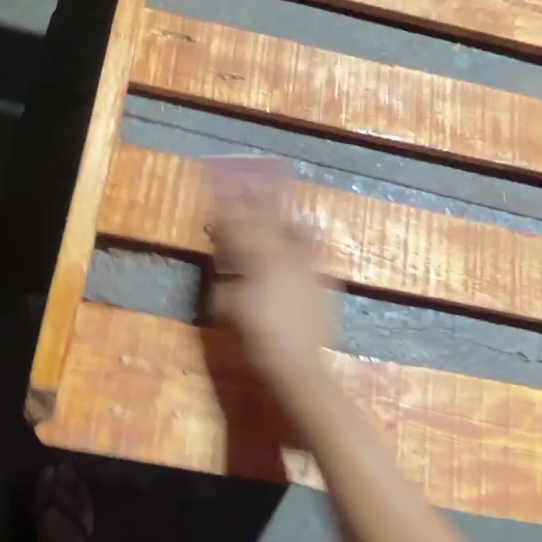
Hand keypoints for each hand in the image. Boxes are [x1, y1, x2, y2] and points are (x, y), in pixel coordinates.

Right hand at [208, 169, 337, 390]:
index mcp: (257, 262)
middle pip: (265, 220)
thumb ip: (225, 279)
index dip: (227, 207)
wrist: (299, 366)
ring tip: (276, 185)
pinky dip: (305, 232)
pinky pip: (313, 247)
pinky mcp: (322, 279)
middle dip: (253, 197)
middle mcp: (283, 256)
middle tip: (245, 175)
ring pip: (291, 227)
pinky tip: (305, 222)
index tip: (218, 187)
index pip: (237, 227)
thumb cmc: (257, 341)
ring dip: (280, 206)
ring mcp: (306, 266)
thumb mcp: (230, 308)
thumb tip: (222, 258)